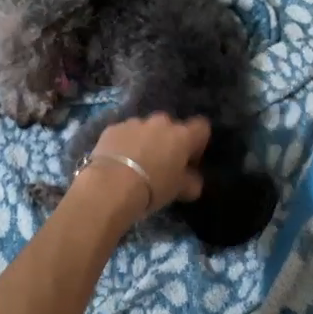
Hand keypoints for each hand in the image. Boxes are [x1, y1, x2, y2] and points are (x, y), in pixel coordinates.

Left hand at [79, 114, 210, 217]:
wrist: (111, 185)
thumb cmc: (152, 188)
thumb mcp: (178, 191)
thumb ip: (190, 183)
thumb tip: (193, 181)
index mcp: (182, 135)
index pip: (201, 127)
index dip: (198, 143)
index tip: (190, 160)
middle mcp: (161, 122)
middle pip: (171, 127)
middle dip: (168, 142)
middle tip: (162, 164)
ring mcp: (135, 122)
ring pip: (146, 129)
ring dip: (145, 141)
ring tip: (136, 165)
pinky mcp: (114, 128)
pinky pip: (125, 133)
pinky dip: (125, 143)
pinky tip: (118, 162)